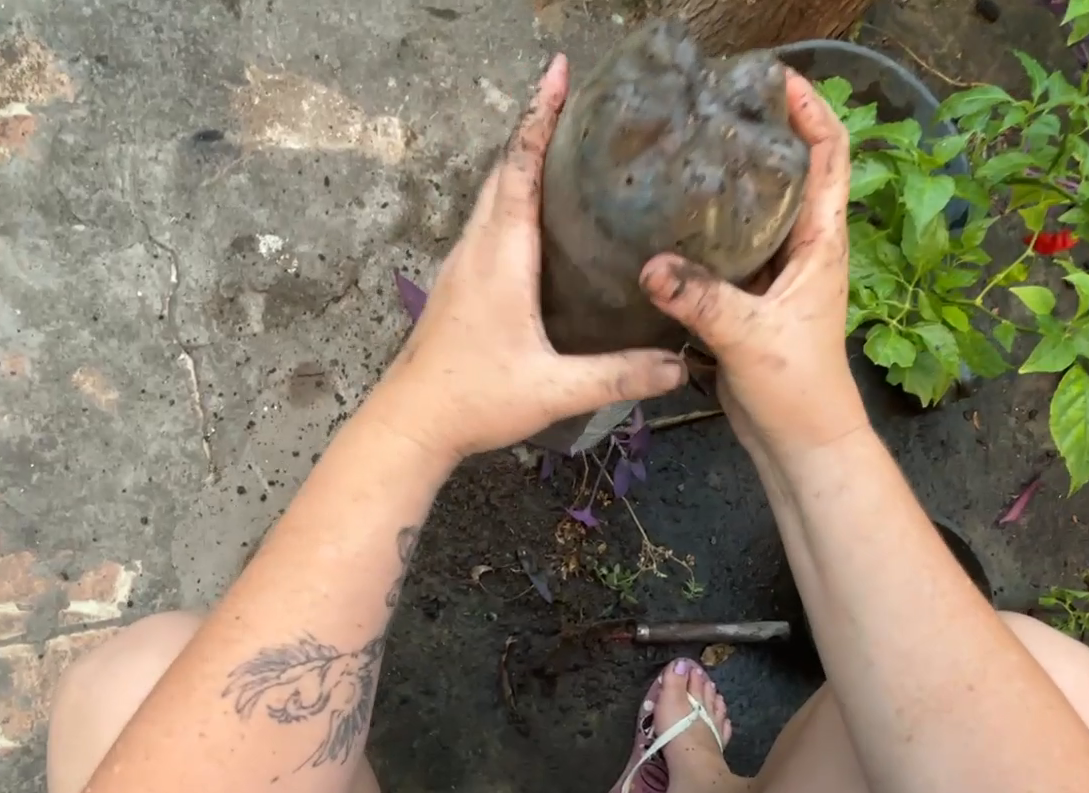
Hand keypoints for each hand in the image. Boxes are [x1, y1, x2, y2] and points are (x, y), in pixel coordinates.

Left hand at [365, 55, 688, 461]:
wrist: (410, 424)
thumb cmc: (475, 400)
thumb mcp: (554, 390)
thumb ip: (617, 377)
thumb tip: (678, 366)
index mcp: (500, 257)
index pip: (519, 169)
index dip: (539, 117)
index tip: (558, 72)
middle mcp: (476, 250)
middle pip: (501, 172)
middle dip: (533, 129)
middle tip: (573, 102)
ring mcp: (459, 267)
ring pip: (489, 197)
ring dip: (518, 165)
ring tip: (561, 151)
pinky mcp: (455, 287)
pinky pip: (485, 225)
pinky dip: (508, 201)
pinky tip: (532, 220)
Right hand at [637, 70, 866, 458]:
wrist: (798, 440)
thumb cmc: (796, 385)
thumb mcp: (751, 335)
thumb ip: (702, 299)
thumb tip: (649, 265)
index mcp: (820, 244)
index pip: (830, 156)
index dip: (812, 110)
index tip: (772, 79)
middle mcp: (799, 252)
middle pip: (786, 178)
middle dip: (757, 140)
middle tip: (707, 115)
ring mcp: (771, 280)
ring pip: (750, 220)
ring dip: (723, 192)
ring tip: (679, 163)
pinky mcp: (744, 307)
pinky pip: (722, 261)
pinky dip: (699, 243)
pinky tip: (664, 234)